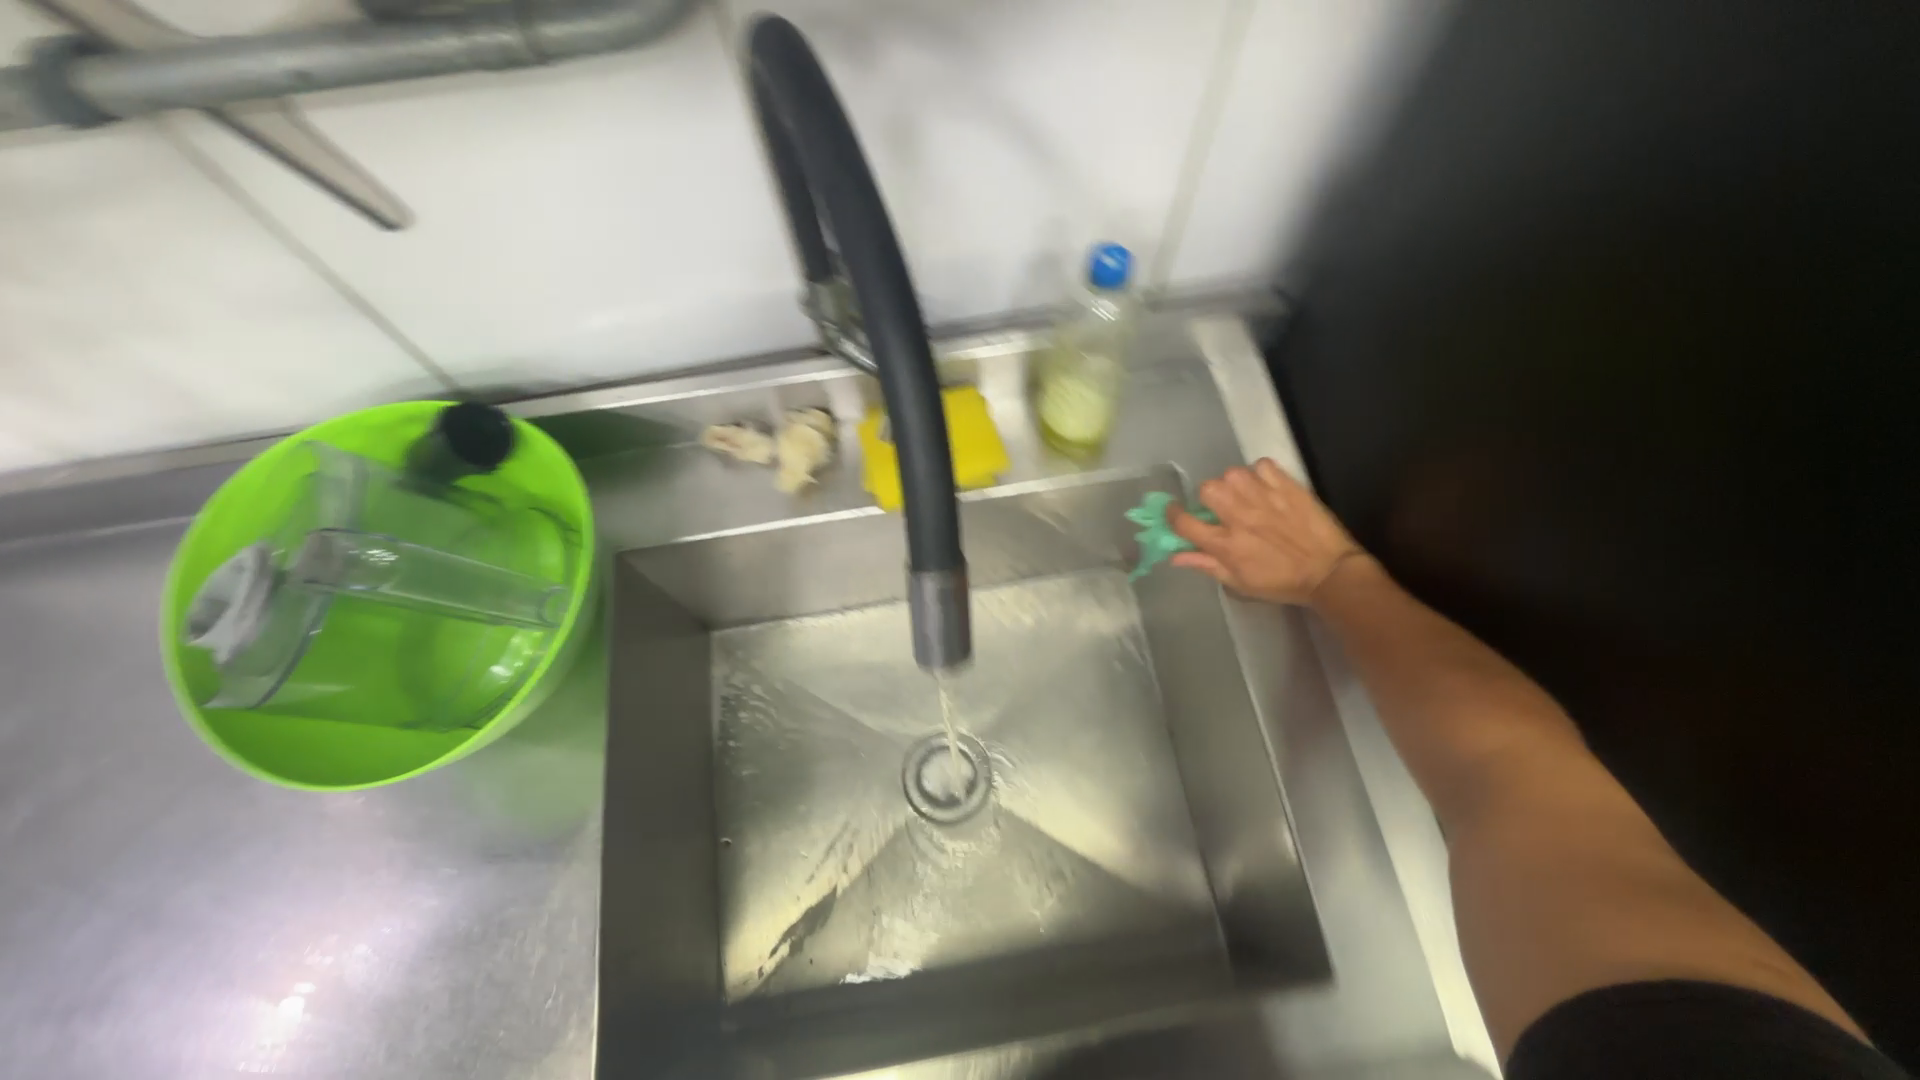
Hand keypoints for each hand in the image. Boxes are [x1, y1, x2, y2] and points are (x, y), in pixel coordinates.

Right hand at [1168, 459, 1367, 606]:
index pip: (1185, 523)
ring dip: (1232, 484)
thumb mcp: (1240, 583)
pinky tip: (1264, 486)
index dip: (1174, 515)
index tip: (1176, 513)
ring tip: (1243, 494)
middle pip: (1207, 490)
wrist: (1329, 573)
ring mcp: (1265, 498)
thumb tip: (1176, 555)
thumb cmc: (1282, 583)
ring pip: (1232, 474)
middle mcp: (1241, 517)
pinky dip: (1259, 473)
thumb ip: (1207, 565)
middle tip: (1219, 506)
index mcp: (1226, 545)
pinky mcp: (1287, 486)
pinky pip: (1262, 465)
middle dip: (1207, 497)